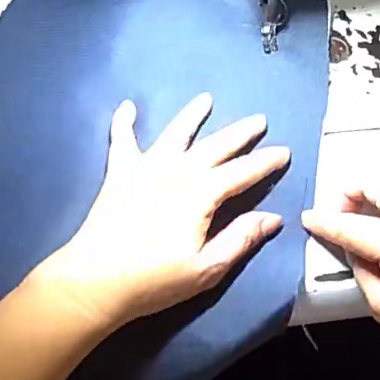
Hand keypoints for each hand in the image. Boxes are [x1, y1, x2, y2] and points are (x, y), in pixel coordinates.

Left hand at [33, 93, 290, 331]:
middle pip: (215, 147)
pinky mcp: (119, 173)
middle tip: (259, 120)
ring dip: (192, 116)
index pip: (241, 173)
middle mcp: (176, 172)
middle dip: (240, 133)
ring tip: (205, 98)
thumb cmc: (154, 280)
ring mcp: (146, 168)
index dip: (265, 163)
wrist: (95, 281)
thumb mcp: (206, 268)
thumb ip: (240, 239)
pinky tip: (127, 106)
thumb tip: (273, 218)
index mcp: (200, 195)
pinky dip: (124, 122)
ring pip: (176, 134)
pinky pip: (122, 140)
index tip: (284, 152)